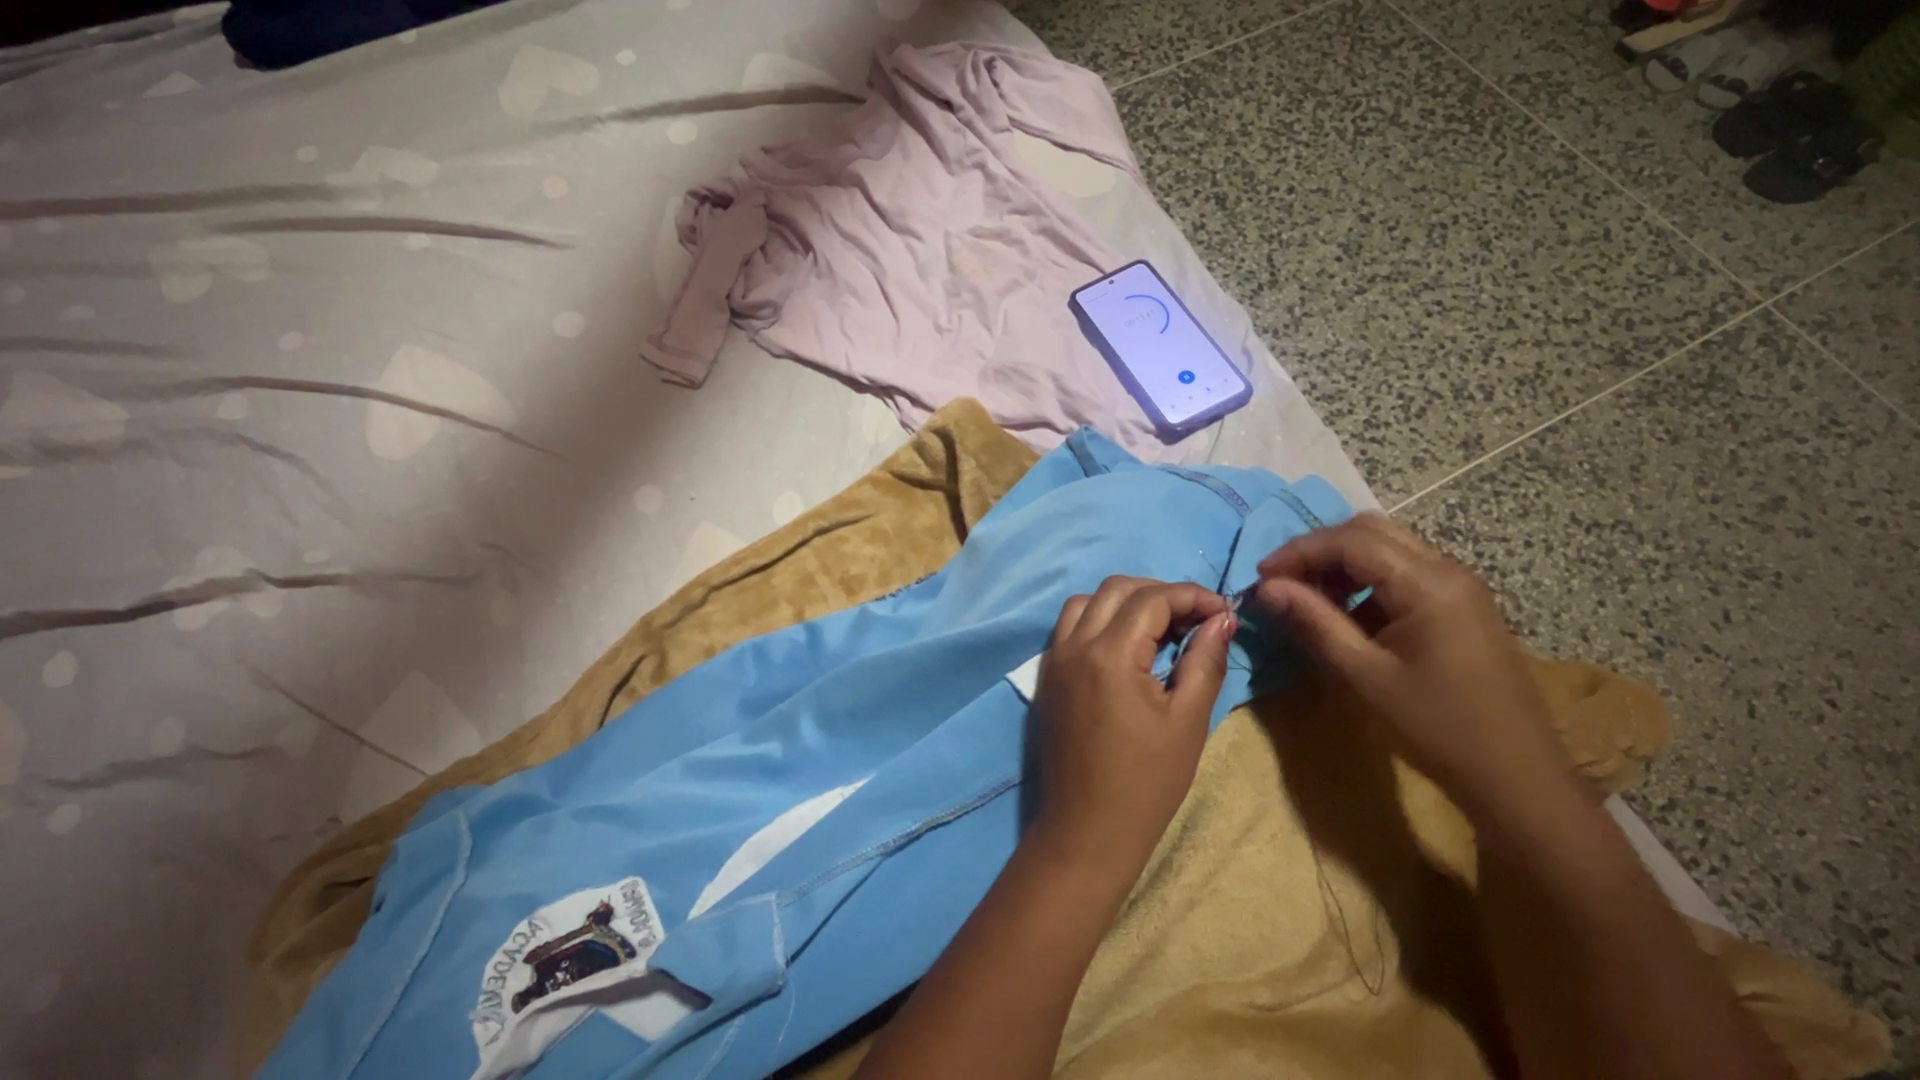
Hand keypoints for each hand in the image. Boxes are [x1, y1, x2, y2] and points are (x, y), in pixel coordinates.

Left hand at [1032, 576, 1236, 869]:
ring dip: (1125, 602)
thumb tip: (1222, 619)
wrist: (1087, 829)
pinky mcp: (1046, 678)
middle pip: (1116, 589)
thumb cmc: (1146, 781)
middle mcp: (1074, 646)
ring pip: (1086, 602)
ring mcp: (1054, 661)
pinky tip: (1126, 646)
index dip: (1192, 596)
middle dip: (1160, 593)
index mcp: (1110, 654)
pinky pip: (1068, 628)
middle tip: (1195, 618)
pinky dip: (1098, 620)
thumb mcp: (1188, 721)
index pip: (1152, 599)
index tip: (1223, 612)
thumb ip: (1204, 660)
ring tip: (1160, 628)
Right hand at [1255, 515, 1577, 825]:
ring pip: (1389, 545)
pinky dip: (1367, 577)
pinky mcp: (1461, 603)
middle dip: (1320, 549)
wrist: (1516, 770)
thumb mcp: (1366, 675)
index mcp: (1428, 584)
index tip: (1260, 576)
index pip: (1351, 541)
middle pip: (1371, 530)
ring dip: (1343, 561)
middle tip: (1283, 582)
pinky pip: (1406, 568)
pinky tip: (1347, 612)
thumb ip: (1315, 623)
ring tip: (1308, 598)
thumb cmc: (1437, 726)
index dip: (1299, 551)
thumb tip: (1266, 589)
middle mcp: (1448, 569)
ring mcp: (1460, 584)